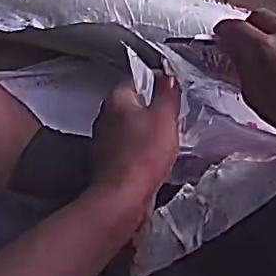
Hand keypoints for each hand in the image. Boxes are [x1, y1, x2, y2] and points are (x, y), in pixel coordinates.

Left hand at [86, 73, 181, 229]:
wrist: (124, 196)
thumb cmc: (142, 156)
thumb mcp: (165, 117)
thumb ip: (167, 94)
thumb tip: (168, 78)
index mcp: (117, 100)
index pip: (135, 79)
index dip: (155, 81)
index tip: (170, 89)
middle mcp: (106, 117)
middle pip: (132, 104)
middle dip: (151, 109)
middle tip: (171, 117)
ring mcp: (105, 140)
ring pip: (130, 128)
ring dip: (146, 132)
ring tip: (165, 140)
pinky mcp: (109, 162)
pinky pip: (128, 149)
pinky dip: (141, 151)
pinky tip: (153, 159)